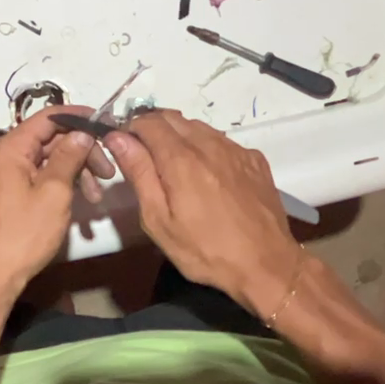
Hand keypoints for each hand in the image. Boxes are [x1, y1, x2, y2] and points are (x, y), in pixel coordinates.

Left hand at [0, 106, 105, 297]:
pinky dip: (65, 185)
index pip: (49, 117)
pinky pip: (44, 177)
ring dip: (78, 172)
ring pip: (52, 160)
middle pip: (53, 139)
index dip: (79, 117)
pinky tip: (84, 202)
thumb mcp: (54, 192)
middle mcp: (9, 155)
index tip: (107, 125)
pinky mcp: (16, 192)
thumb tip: (82, 132)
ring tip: (97, 196)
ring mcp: (12, 174)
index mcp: (12, 148)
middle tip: (108, 172)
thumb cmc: (25, 233)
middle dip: (83, 152)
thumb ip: (68, 157)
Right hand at [104, 109, 306, 317]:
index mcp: (181, 159)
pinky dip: (204, 146)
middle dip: (152, 128)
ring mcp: (236, 150)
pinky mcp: (254, 160)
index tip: (122, 146)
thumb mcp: (159, 220)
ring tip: (172, 165)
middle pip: (172, 118)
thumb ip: (139, 174)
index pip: (148, 123)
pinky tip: (205, 172)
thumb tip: (118, 138)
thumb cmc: (204, 250)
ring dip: (178, 135)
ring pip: (198, 127)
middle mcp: (209, 145)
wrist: (266, 264)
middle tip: (143, 155)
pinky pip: (222, 141)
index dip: (130, 129)